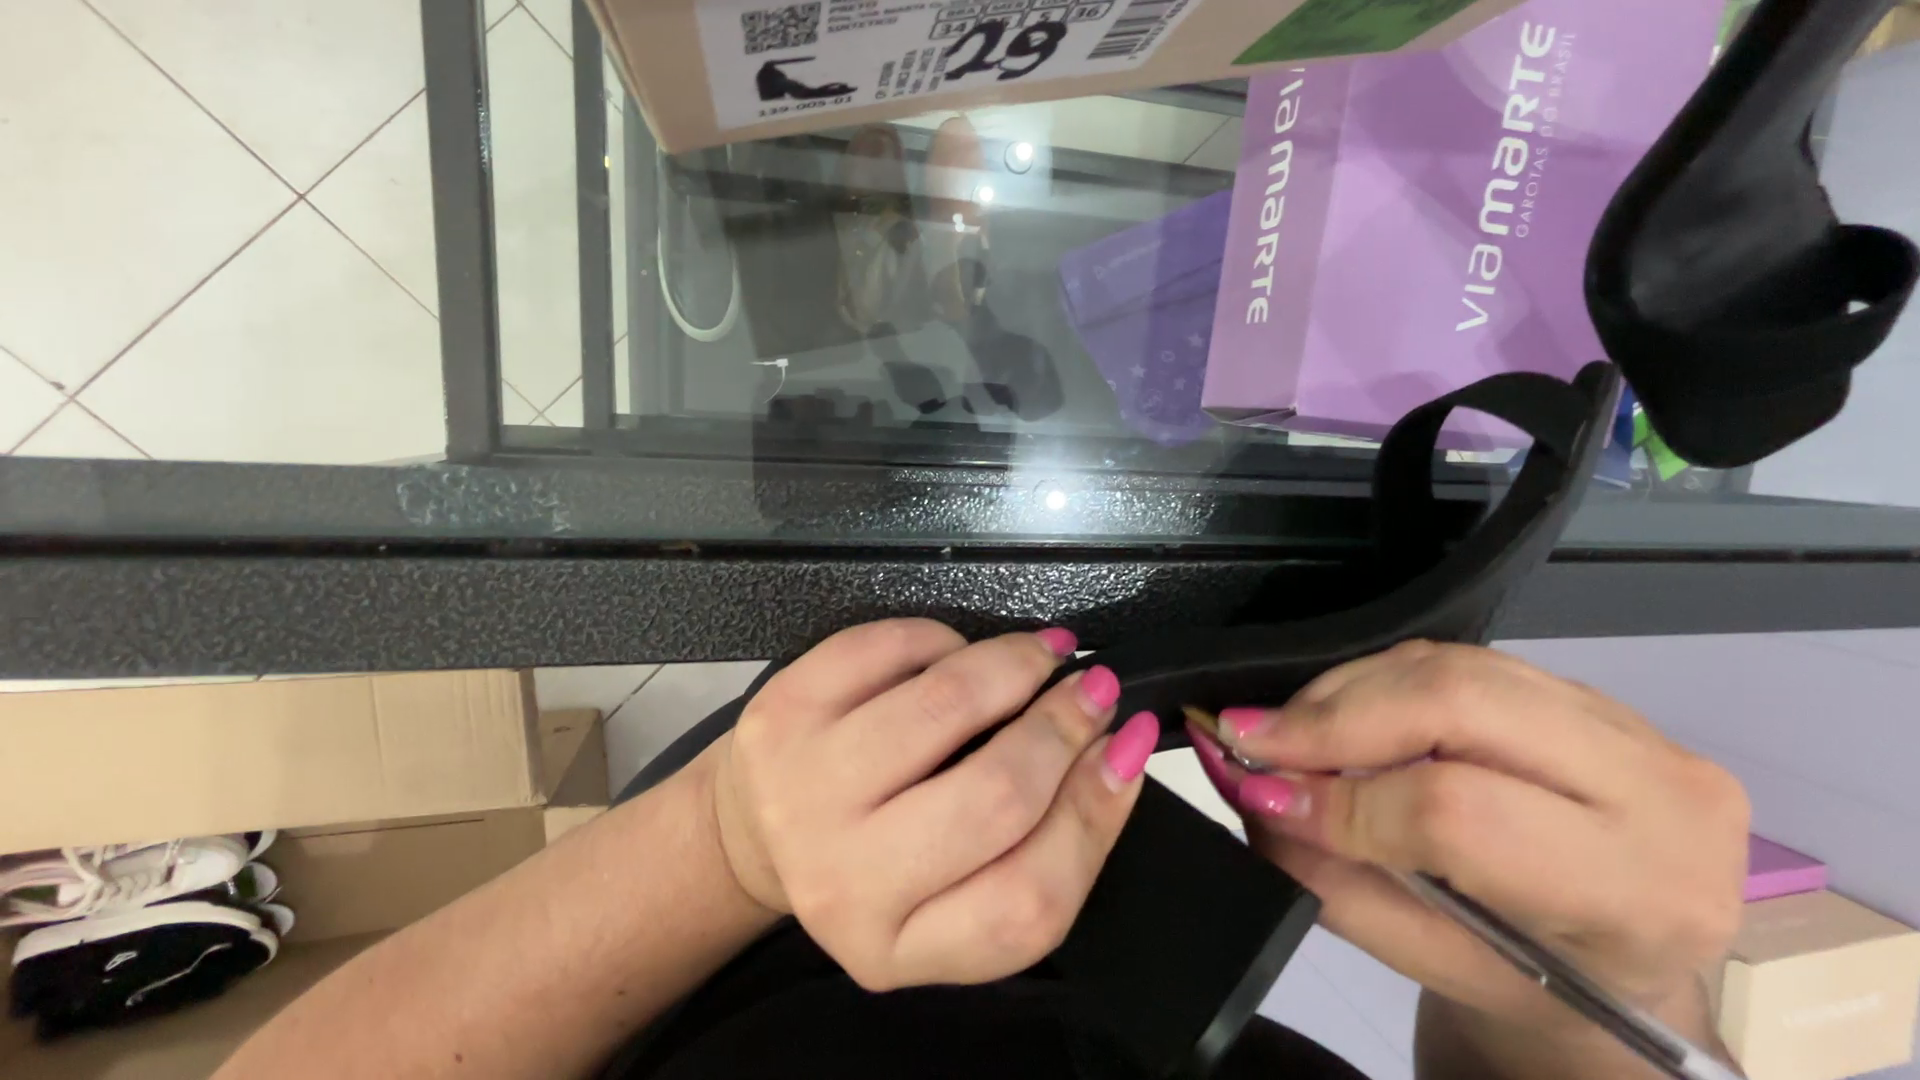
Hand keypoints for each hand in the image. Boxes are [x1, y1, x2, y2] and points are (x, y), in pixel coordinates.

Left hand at [709, 619, 1157, 989]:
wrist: (757, 828)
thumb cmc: (871, 855)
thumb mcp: (951, 889)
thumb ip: (1042, 837)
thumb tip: (1120, 747)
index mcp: (899, 946)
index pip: (1031, 899)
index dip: (1098, 811)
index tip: (1129, 742)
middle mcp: (845, 881)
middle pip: (995, 797)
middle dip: (1062, 725)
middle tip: (1091, 688)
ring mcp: (804, 792)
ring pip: (943, 706)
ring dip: (1013, 666)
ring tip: (1040, 656)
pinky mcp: (782, 713)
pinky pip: (886, 648)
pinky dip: (940, 637)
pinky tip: (956, 650)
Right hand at [1192, 642, 1749, 1025]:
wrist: (1624, 962)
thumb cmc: (1526, 982)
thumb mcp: (1423, 959)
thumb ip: (1330, 877)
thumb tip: (1250, 790)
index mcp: (1638, 893)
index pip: (1460, 812)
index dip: (1344, 798)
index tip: (1257, 789)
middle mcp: (1660, 792)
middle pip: (1460, 702)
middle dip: (1334, 715)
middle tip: (1251, 734)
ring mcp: (1635, 726)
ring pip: (1452, 666)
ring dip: (1346, 691)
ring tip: (1286, 730)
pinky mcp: (1591, 694)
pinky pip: (1461, 660)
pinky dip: (1378, 681)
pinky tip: (1340, 715)